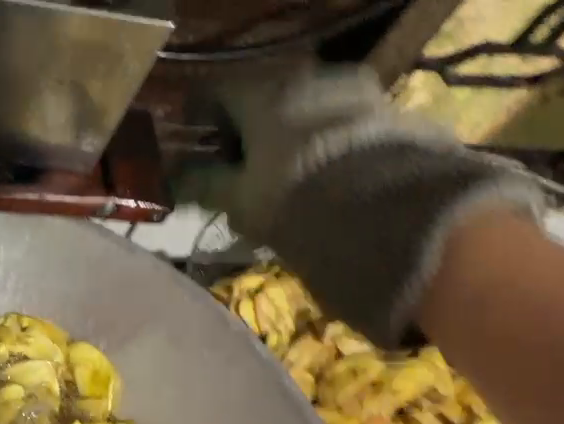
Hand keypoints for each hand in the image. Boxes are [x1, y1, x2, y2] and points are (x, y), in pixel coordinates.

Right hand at [187, 65, 541, 346]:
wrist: (381, 205)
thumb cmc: (289, 195)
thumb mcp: (237, 199)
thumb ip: (206, 184)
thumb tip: (176, 179)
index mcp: (263, 92)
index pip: (219, 90)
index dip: (203, 115)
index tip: (196, 139)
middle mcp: (308, 77)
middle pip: (269, 93)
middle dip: (252, 122)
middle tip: (240, 156)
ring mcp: (354, 88)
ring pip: (308, 104)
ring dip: (293, 128)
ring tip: (284, 166)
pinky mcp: (388, 108)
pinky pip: (343, 119)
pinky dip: (326, 138)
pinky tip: (321, 169)